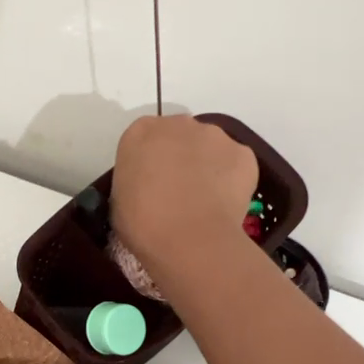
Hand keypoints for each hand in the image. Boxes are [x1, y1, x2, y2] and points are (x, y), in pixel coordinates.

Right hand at [111, 114, 258, 270]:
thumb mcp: (120, 200)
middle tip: (179, 192)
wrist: (189, 239)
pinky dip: (233, 180)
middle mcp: (178, 124)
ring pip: (211, 148)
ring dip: (208, 167)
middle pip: (180, 136)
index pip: (144, 140)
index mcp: (140, 133)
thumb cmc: (142, 224)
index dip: (150, 163)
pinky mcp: (243, 153)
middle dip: (180, 158)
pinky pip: (236, 164)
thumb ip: (135, 181)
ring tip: (205, 201)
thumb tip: (150, 187)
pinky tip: (225, 205)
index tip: (151, 185)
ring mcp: (214, 135)